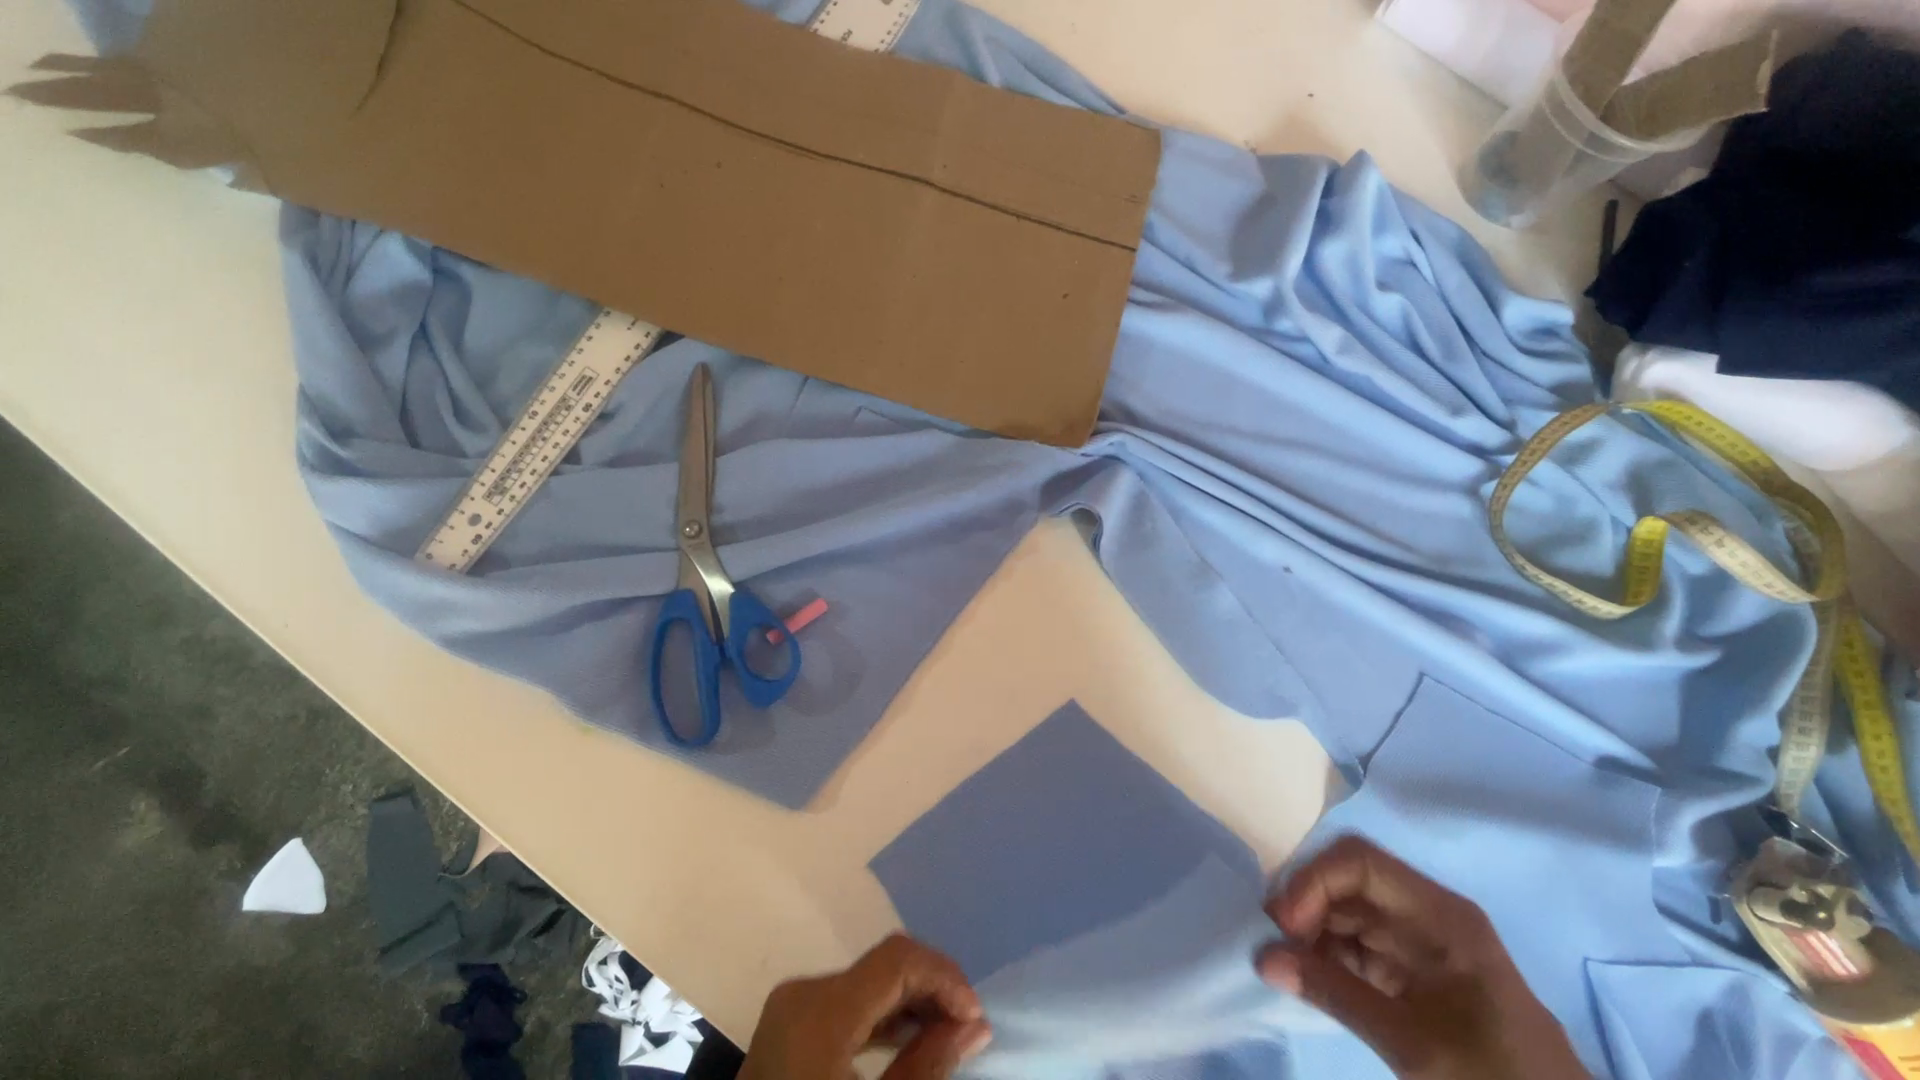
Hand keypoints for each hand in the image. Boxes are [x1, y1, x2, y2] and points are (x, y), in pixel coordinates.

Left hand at [740, 933, 992, 1079]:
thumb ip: (928, 1066)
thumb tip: (975, 1026)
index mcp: (822, 1008)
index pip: (899, 958)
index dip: (946, 977)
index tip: (975, 1019)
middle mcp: (803, 992)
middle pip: (884, 966)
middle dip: (933, 990)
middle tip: (967, 1031)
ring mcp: (791, 1007)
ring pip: (867, 982)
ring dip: (911, 1003)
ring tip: (947, 1039)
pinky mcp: (789, 1026)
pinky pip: (846, 1003)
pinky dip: (883, 1016)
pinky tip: (910, 1044)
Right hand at [1257, 836, 1587, 1079]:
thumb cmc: (1493, 1078)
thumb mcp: (1413, 1044)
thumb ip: (1335, 994)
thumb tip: (1263, 957)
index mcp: (1440, 916)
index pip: (1359, 862)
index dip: (1312, 882)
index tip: (1282, 928)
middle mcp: (1428, 917)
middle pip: (1349, 883)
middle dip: (1304, 907)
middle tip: (1273, 949)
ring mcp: (1420, 946)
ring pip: (1348, 914)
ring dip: (1310, 934)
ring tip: (1284, 969)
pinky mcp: (1413, 976)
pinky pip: (1357, 947)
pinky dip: (1326, 958)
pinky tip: (1308, 981)